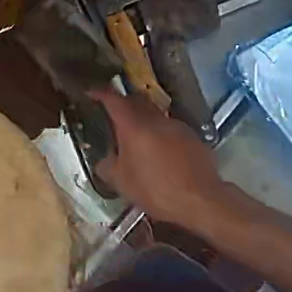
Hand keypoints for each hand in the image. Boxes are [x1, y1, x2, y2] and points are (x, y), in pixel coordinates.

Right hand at [91, 89, 238, 229]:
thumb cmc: (155, 190)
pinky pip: (171, 129)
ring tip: (138, 139)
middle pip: (138, 101)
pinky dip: (162, 135)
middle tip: (114, 114)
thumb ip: (108, 166)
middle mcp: (157, 120)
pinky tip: (161, 153)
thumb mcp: (122, 183)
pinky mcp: (193, 137)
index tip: (91, 92)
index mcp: (134, 127)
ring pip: (156, 115)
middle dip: (124, 103)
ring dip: (145, 121)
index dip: (101, 93)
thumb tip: (105, 160)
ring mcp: (178, 126)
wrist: (199, 200)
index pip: (114, 101)